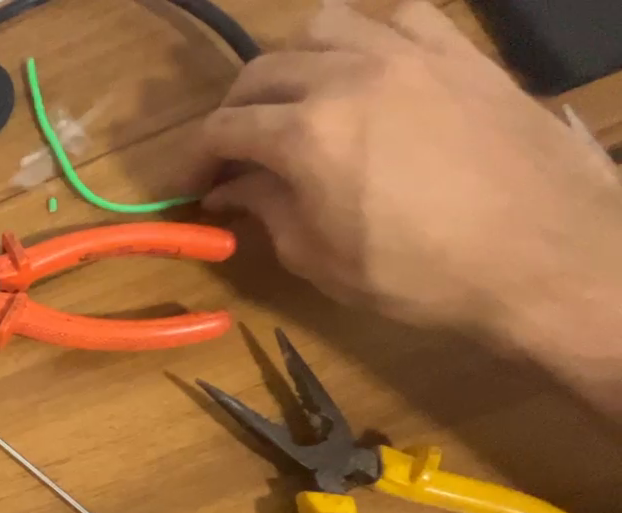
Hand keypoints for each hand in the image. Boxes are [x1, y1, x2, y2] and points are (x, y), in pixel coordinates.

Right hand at [198, 2, 621, 364]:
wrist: (541, 253)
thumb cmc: (411, 271)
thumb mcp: (313, 252)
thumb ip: (264, 207)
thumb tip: (228, 189)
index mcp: (306, 135)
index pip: (220, 129)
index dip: (192, 161)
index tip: (187, 189)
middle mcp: (352, 78)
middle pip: (261, 72)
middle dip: (232, 114)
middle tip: (231, 156)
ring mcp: (413, 56)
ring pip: (323, 27)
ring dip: (290, 65)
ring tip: (290, 105)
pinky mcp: (460, 54)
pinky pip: (396, 18)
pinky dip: (362, 40)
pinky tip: (357, 77)